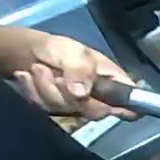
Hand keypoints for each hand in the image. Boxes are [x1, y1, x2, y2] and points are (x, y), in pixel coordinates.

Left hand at [6, 31, 138, 120]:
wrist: (27, 51)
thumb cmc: (60, 48)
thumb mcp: (73, 52)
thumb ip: (80, 70)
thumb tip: (81, 94)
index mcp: (115, 82)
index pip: (133, 103)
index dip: (128, 110)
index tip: (110, 107)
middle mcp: (101, 99)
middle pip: (95, 111)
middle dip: (70, 93)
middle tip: (56, 74)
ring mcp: (79, 107)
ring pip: (66, 110)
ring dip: (45, 87)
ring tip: (38, 68)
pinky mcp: (58, 111)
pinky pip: (45, 109)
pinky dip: (32, 91)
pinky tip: (28, 76)